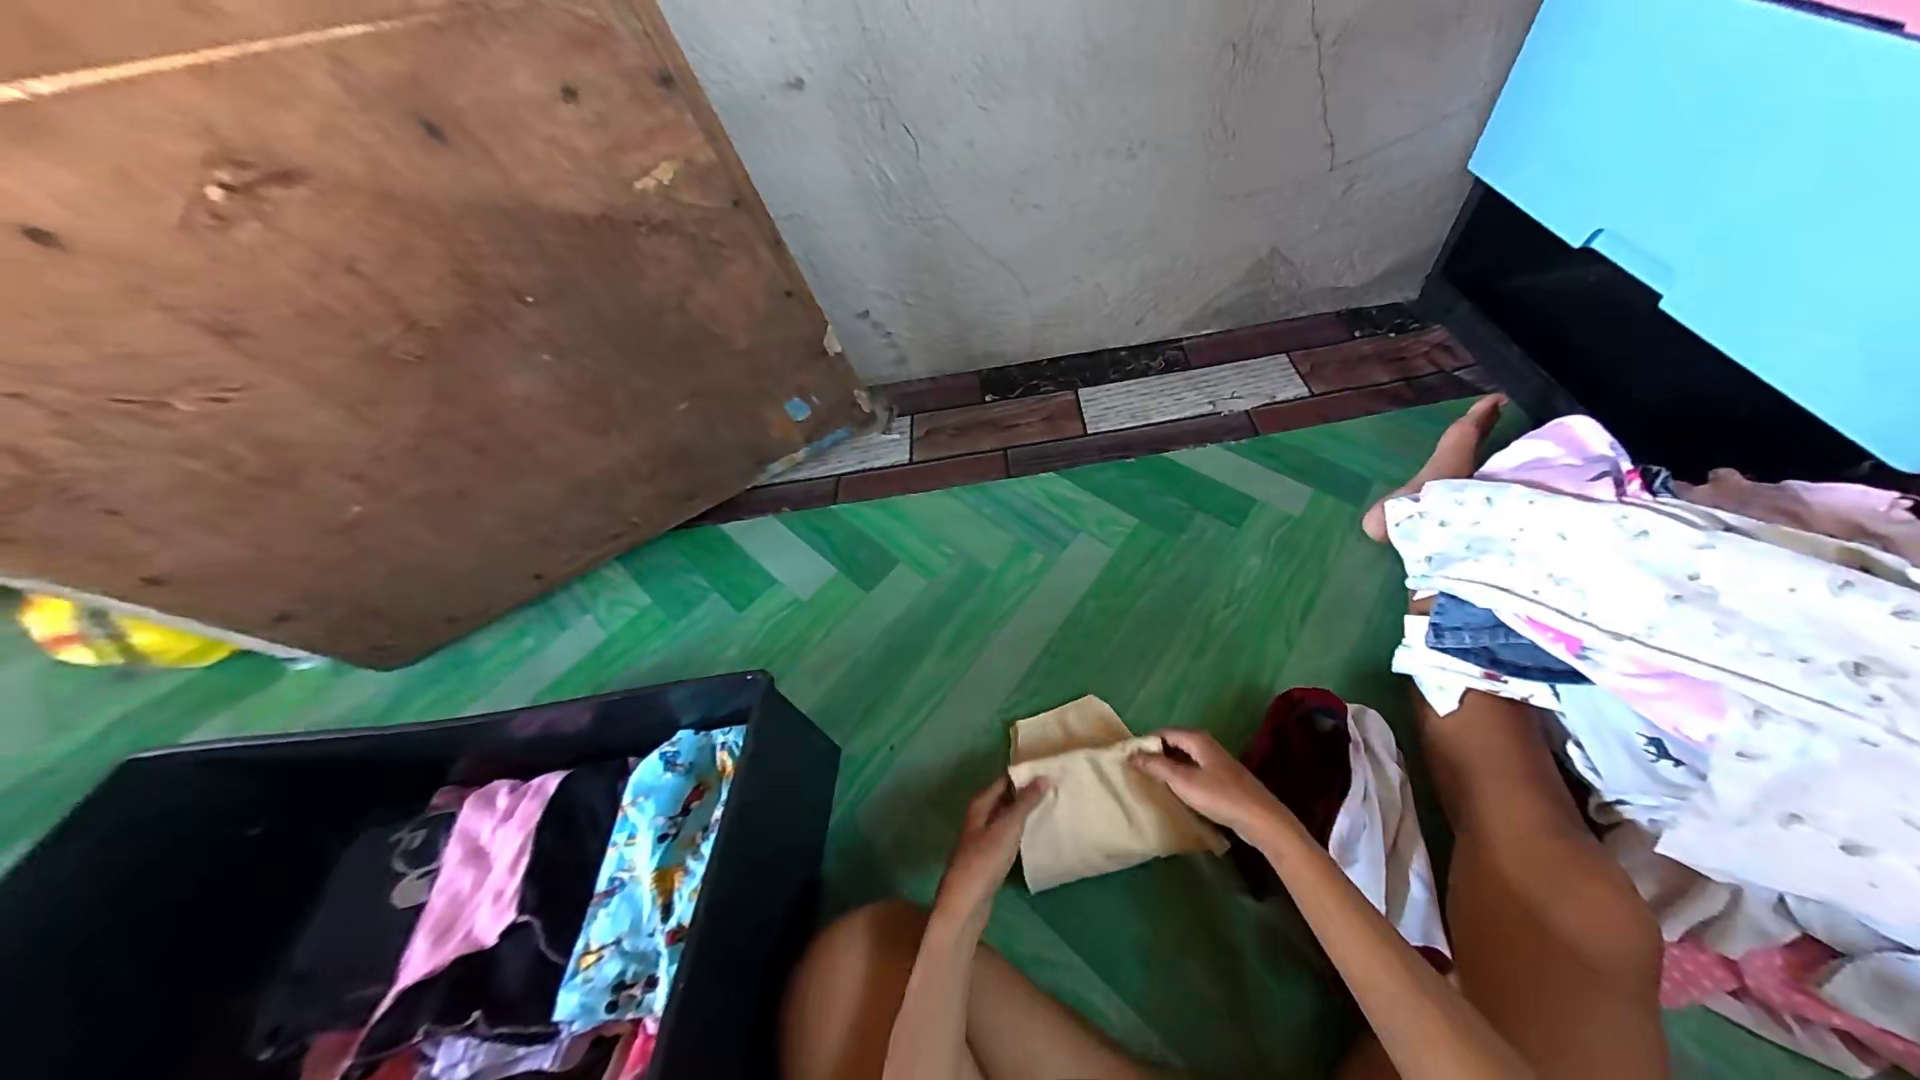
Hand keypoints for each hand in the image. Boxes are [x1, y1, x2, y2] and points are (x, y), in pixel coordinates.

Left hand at [934, 775, 1047, 919]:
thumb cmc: (985, 858)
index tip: (1047, 771)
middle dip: (1027, 794)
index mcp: (981, 804)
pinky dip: (1021, 833)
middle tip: (1054, 790)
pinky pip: (1008, 836)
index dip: (1024, 775)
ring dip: (1025, 814)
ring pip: (1007, 818)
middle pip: (1005, 799)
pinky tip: (1036, 836)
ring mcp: (983, 838)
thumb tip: (1044, 776)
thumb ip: (1026, 802)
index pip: (1004, 781)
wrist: (966, 901)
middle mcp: (980, 817)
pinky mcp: (989, 857)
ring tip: (1051, 809)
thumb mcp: (1008, 826)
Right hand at [1130, 728, 1292, 837]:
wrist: (1262, 820)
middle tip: (1137, 769)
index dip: (1145, 743)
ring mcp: (1216, 761)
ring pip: (1184, 757)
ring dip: (1167, 765)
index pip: (1163, 732)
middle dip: (1155, 753)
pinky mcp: (1222, 777)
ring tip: (1151, 779)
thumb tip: (1132, 754)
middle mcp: (1206, 744)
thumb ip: (1157, 766)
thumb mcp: (1183, 781)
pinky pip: (1193, 769)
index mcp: (1197, 738)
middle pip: (1174, 743)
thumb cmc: (1220, 797)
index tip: (1128, 757)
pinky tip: (1175, 789)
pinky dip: (1180, 774)